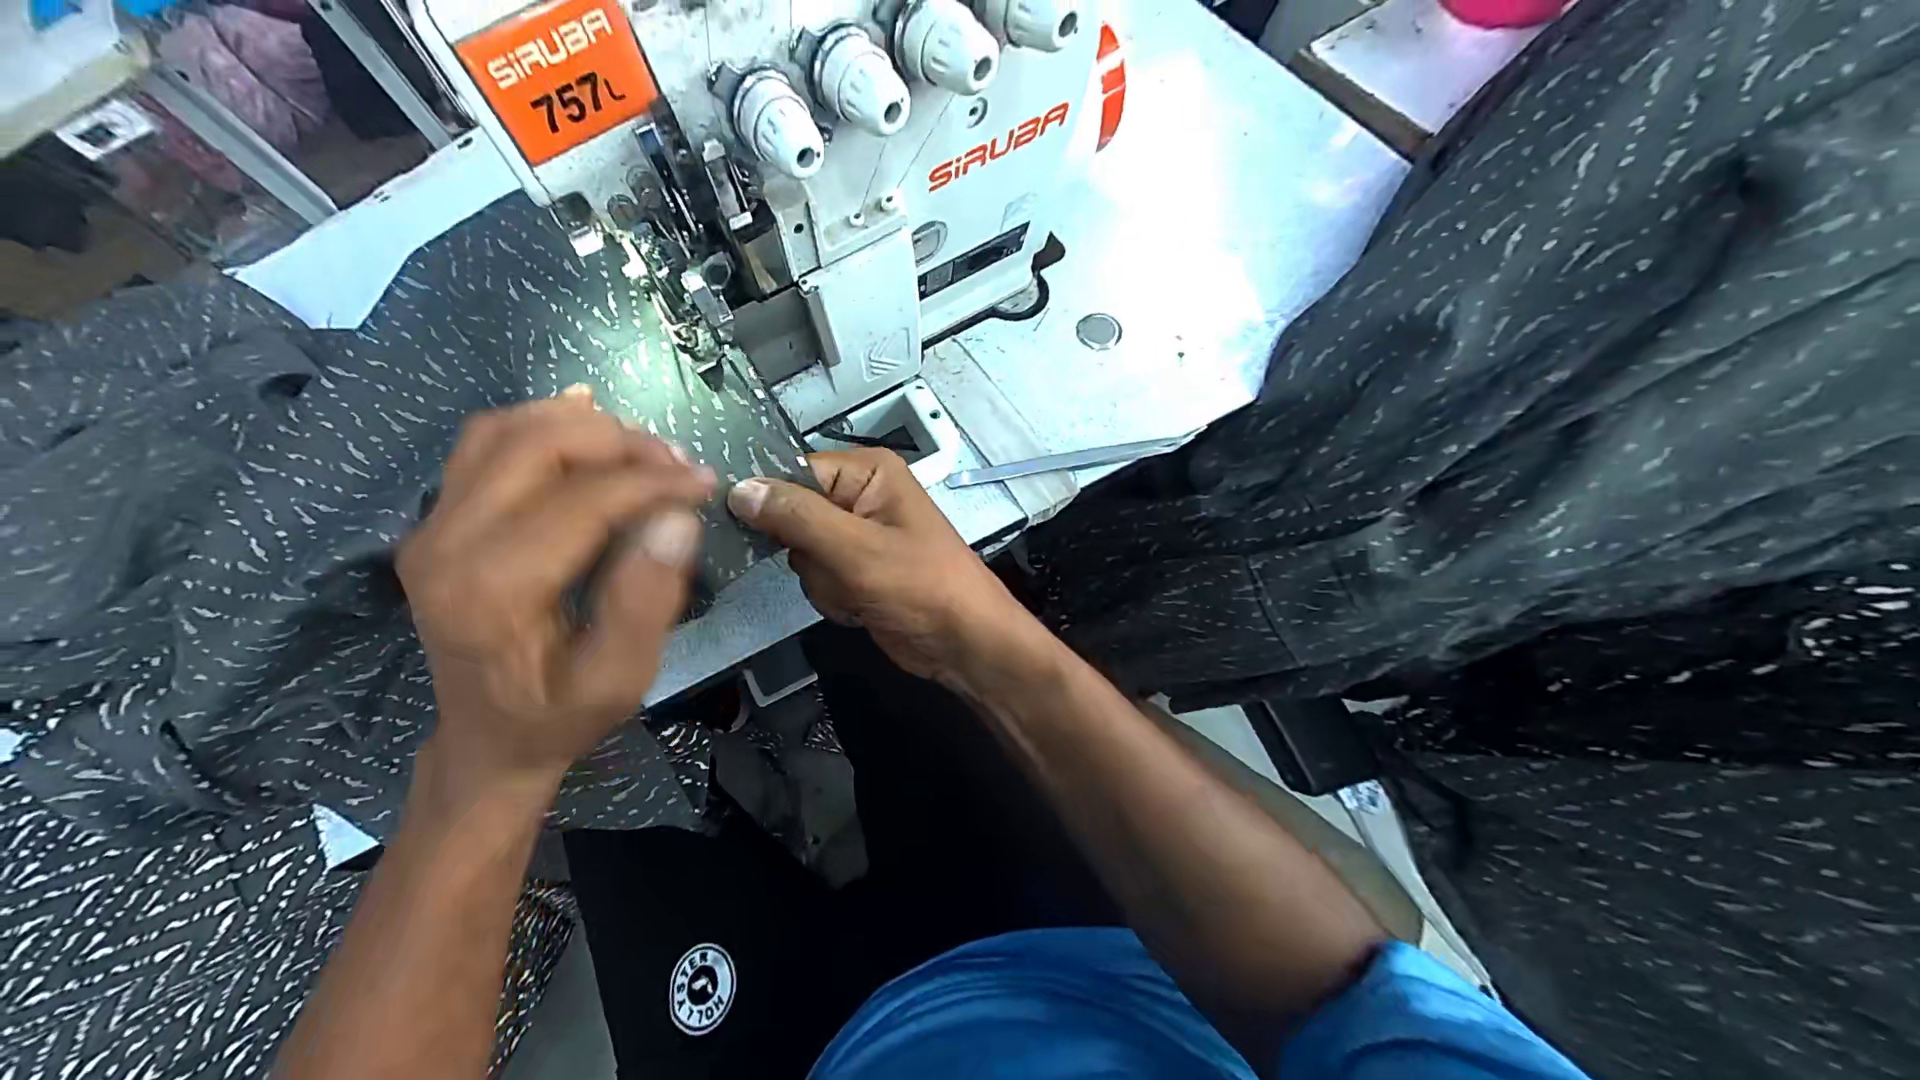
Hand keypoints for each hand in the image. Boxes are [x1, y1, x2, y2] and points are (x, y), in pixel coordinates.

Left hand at [397, 387, 714, 800]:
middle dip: (621, 442)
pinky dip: (540, 422)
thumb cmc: (561, 715)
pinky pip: (483, 444)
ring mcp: (430, 527)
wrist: (486, 739)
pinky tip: (584, 421)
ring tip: (644, 449)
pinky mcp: (436, 520)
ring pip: (504, 431)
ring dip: (582, 426)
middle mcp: (446, 544)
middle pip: (536, 446)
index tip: (705, 482)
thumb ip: (647, 600)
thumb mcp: (620, 679)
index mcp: (494, 588)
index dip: (653, 480)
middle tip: (678, 462)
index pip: (582, 498)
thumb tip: (678, 517)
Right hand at [727, 449, 1045, 690]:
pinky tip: (862, 604)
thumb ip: (796, 517)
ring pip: (801, 553)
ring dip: (825, 581)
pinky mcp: (856, 570)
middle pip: (793, 515)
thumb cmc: (921, 586)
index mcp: (868, 472)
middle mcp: (860, 495)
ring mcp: (858, 536)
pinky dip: (834, 597)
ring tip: (860, 590)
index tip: (749, 527)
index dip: (774, 502)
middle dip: (810, 553)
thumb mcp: (856, 548)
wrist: (963, 642)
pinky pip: (819, 578)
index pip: (794, 472)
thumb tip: (739, 488)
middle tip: (840, 567)